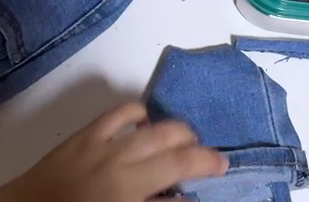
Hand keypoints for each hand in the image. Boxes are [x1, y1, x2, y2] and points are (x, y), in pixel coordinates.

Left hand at [0, 100, 226, 201]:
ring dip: (170, 128)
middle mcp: (120, 160)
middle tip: (205, 154)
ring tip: (181, 137)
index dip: (205, 162)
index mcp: (129, 189)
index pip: (178, 166)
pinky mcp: (84, 134)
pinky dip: (137, 114)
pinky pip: (118, 114)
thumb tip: (181, 199)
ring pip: (149, 124)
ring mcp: (101, 143)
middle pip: (168, 140)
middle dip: (193, 143)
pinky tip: (144, 123)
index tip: (223, 164)